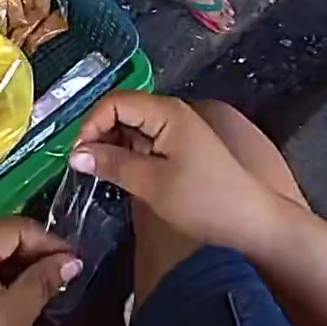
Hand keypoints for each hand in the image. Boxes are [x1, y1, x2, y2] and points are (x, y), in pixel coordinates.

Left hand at [0, 219, 78, 325]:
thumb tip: (73, 260)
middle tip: (66, 270)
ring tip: (51, 282)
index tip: (76, 260)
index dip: (49, 241)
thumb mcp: (15, 316)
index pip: (18, 227)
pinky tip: (26, 295)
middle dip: (37, 250)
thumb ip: (45, 280)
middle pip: (6, 236)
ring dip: (25, 265)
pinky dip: (9, 278)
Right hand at [69, 93, 289, 255]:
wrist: (251, 223)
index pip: (115, 102)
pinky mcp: (180, 147)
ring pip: (132, 127)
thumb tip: (75, 154)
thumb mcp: (152, 184)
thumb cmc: (203, 200)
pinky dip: (128, 154)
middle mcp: (171, 113)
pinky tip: (121, 175)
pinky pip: (145, 141)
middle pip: (123, 110)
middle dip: (99, 134)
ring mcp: (177, 129)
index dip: (92, 124)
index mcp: (166, 112)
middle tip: (84, 166)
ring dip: (112, 146)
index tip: (77, 155)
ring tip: (99, 173)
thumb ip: (113, 164)